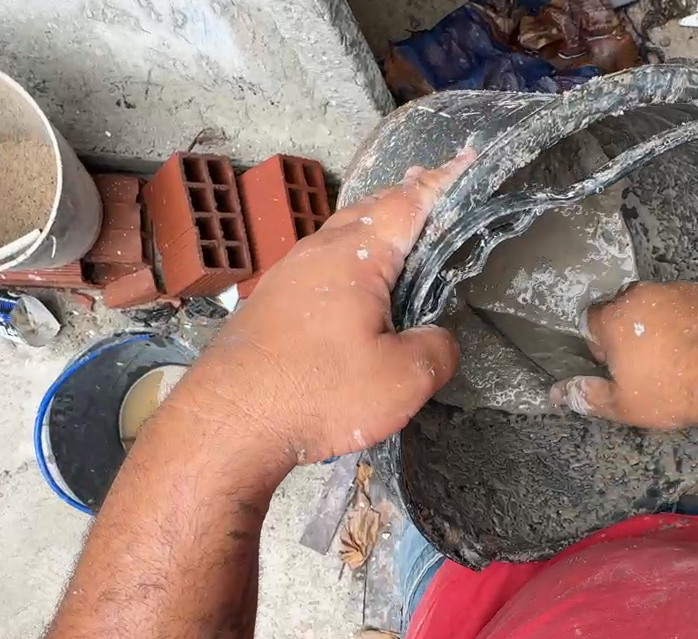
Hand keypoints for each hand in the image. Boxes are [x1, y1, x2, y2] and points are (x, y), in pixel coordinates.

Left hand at [179, 150, 474, 463]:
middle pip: (368, 210)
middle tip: (428, 185)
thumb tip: (438, 338)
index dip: (441, 183)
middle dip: (403, 197)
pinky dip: (346, 257)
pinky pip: (319, 265)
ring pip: (337, 235)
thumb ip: (436, 350)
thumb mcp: (402, 380)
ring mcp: (287, 277)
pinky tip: (350, 280)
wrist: (231, 420)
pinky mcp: (271, 305)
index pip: (408, 205)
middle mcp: (317, 254)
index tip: (465, 159)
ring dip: (370, 225)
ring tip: (394, 227)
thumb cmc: (320, 393)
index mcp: (355, 258)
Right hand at [550, 281, 697, 428]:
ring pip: (660, 304)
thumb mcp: (622, 405)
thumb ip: (586, 395)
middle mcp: (644, 295)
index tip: (614, 363)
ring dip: (662, 324)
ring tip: (678, 358)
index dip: (599, 343)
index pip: (591, 319)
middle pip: (626, 308)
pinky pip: (692, 304)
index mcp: (615, 318)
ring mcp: (680, 289)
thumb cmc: (672, 392)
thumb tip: (557, 393)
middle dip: (630, 330)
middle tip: (646, 363)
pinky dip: (692, 321)